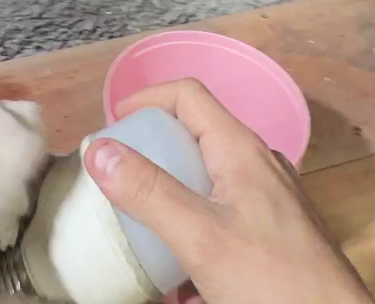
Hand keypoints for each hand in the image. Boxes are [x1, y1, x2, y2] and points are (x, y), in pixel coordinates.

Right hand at [84, 79, 371, 303]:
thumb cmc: (272, 279)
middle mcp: (257, 161)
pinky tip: (183, 267)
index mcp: (240, 147)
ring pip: (210, 174)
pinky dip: (196, 222)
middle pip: (196, 132)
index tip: (112, 126)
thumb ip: (148, 192)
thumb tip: (97, 149)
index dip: (146, 98)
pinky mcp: (276, 230)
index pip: (187, 94)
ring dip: (173, 190)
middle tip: (120, 177)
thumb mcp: (200, 237)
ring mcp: (271, 196)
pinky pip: (225, 209)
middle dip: (154, 149)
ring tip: (144, 223)